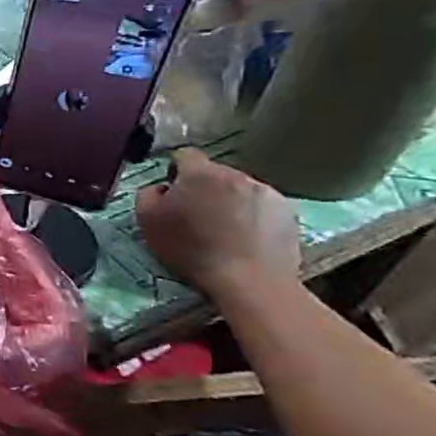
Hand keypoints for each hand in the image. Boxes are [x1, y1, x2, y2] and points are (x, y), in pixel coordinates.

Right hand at [135, 148, 300, 297]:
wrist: (248, 280)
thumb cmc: (191, 249)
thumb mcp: (148, 222)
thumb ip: (148, 194)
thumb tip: (162, 187)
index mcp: (200, 173)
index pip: (185, 155)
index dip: (176, 171)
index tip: (174, 193)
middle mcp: (235, 174)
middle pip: (215, 173)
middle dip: (205, 188)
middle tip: (199, 216)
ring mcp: (265, 191)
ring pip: (240, 188)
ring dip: (230, 201)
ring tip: (227, 230)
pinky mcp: (286, 211)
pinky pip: (263, 205)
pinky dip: (254, 215)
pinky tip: (248, 238)